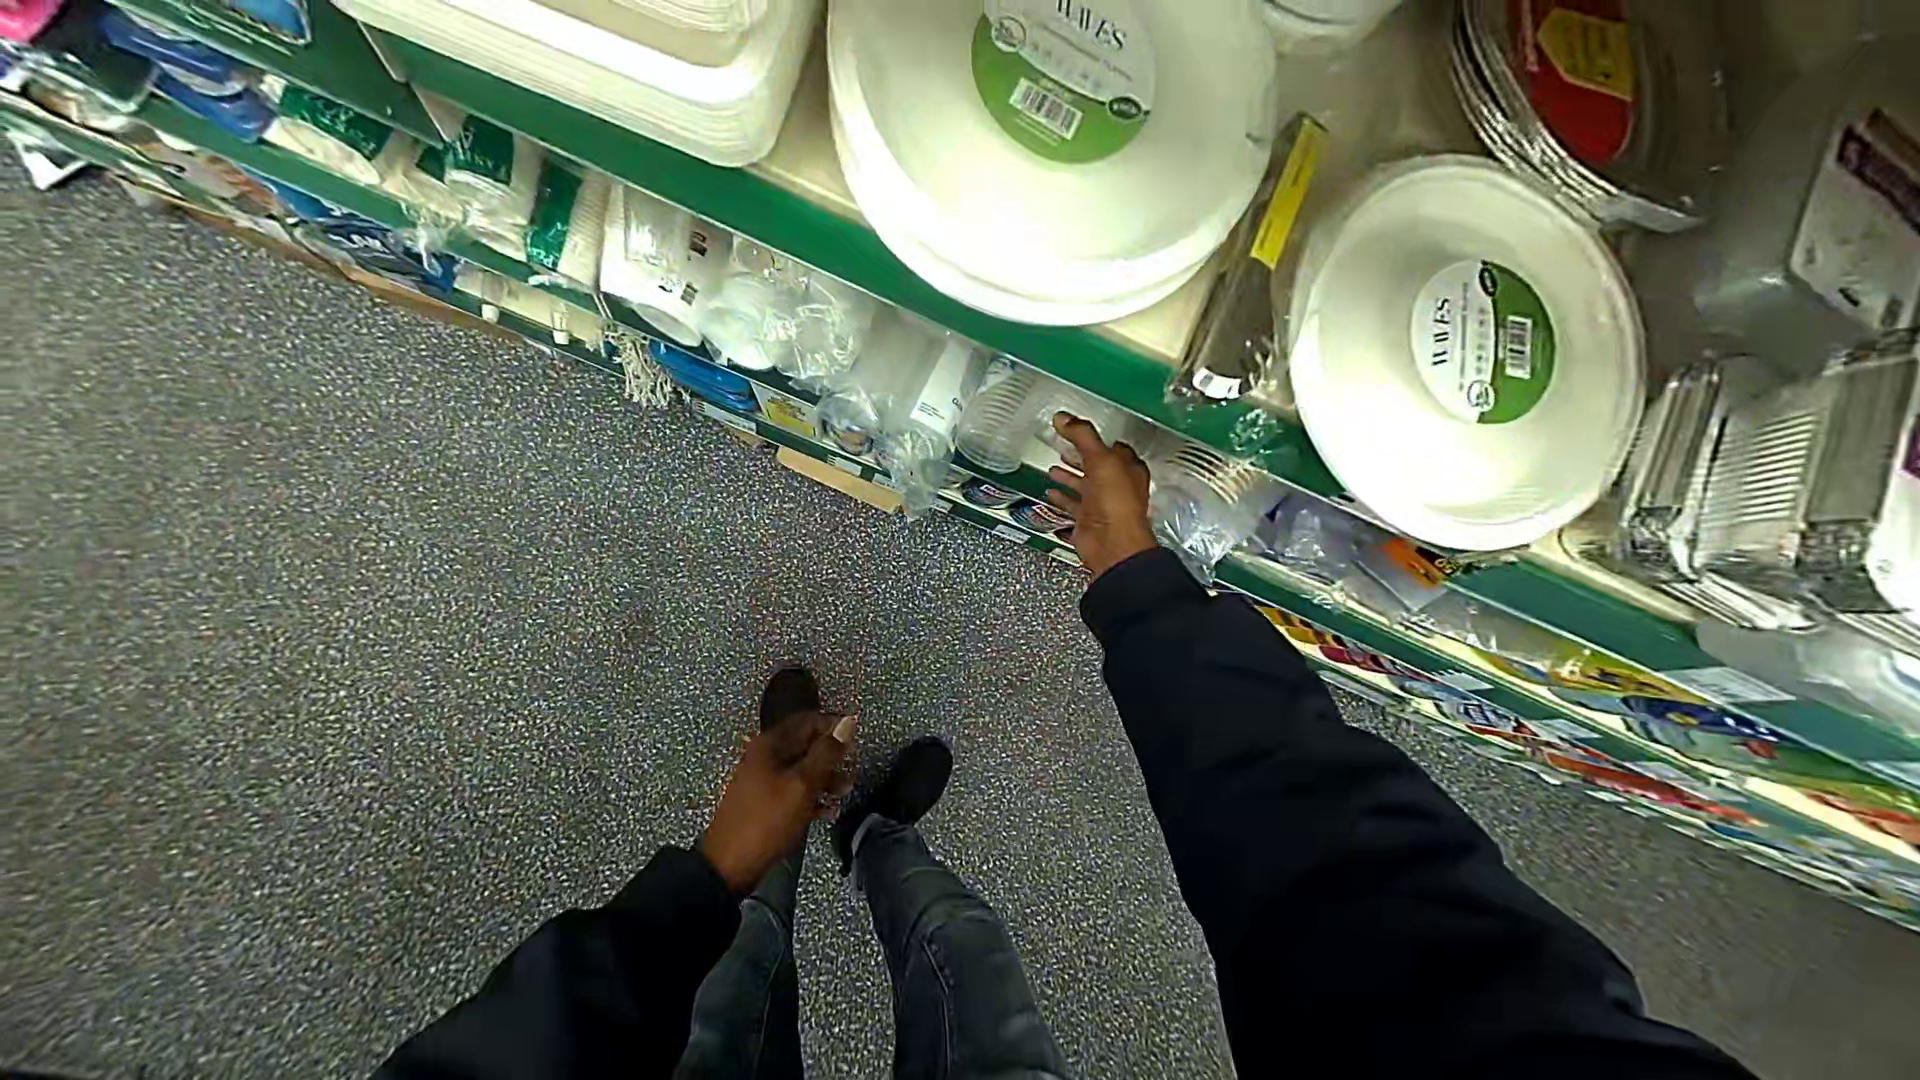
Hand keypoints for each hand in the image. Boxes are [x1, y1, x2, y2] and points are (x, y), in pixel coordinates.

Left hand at [703, 712, 856, 891]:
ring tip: (844, 792)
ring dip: (826, 778)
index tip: (855, 739)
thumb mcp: (802, 784)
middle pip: (807, 745)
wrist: (729, 866)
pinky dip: (812, 797)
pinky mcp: (766, 803)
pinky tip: (828, 811)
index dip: (834, 726)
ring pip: (803, 769)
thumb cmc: (767, 819)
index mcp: (771, 744)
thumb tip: (848, 721)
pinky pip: (795, 791)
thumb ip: (827, 752)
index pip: (809, 720)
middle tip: (851, 770)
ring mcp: (765, 780)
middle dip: (832, 756)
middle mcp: (767, 756)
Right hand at [1047, 413, 1158, 579]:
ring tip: (1053, 467)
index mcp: (1128, 468)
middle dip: (1080, 456)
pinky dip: (1062, 498)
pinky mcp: (1087, 519)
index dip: (1097, 438)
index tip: (1078, 430)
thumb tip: (1063, 417)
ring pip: (1083, 485)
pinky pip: (1072, 505)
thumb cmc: (1115, 501)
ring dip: (1068, 476)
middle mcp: (1117, 486)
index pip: (1113, 447)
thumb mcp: (1100, 459)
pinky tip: (1051, 492)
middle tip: (1063, 445)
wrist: (1111, 543)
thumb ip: (1082, 436)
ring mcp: (1102, 504)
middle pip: (1096, 465)